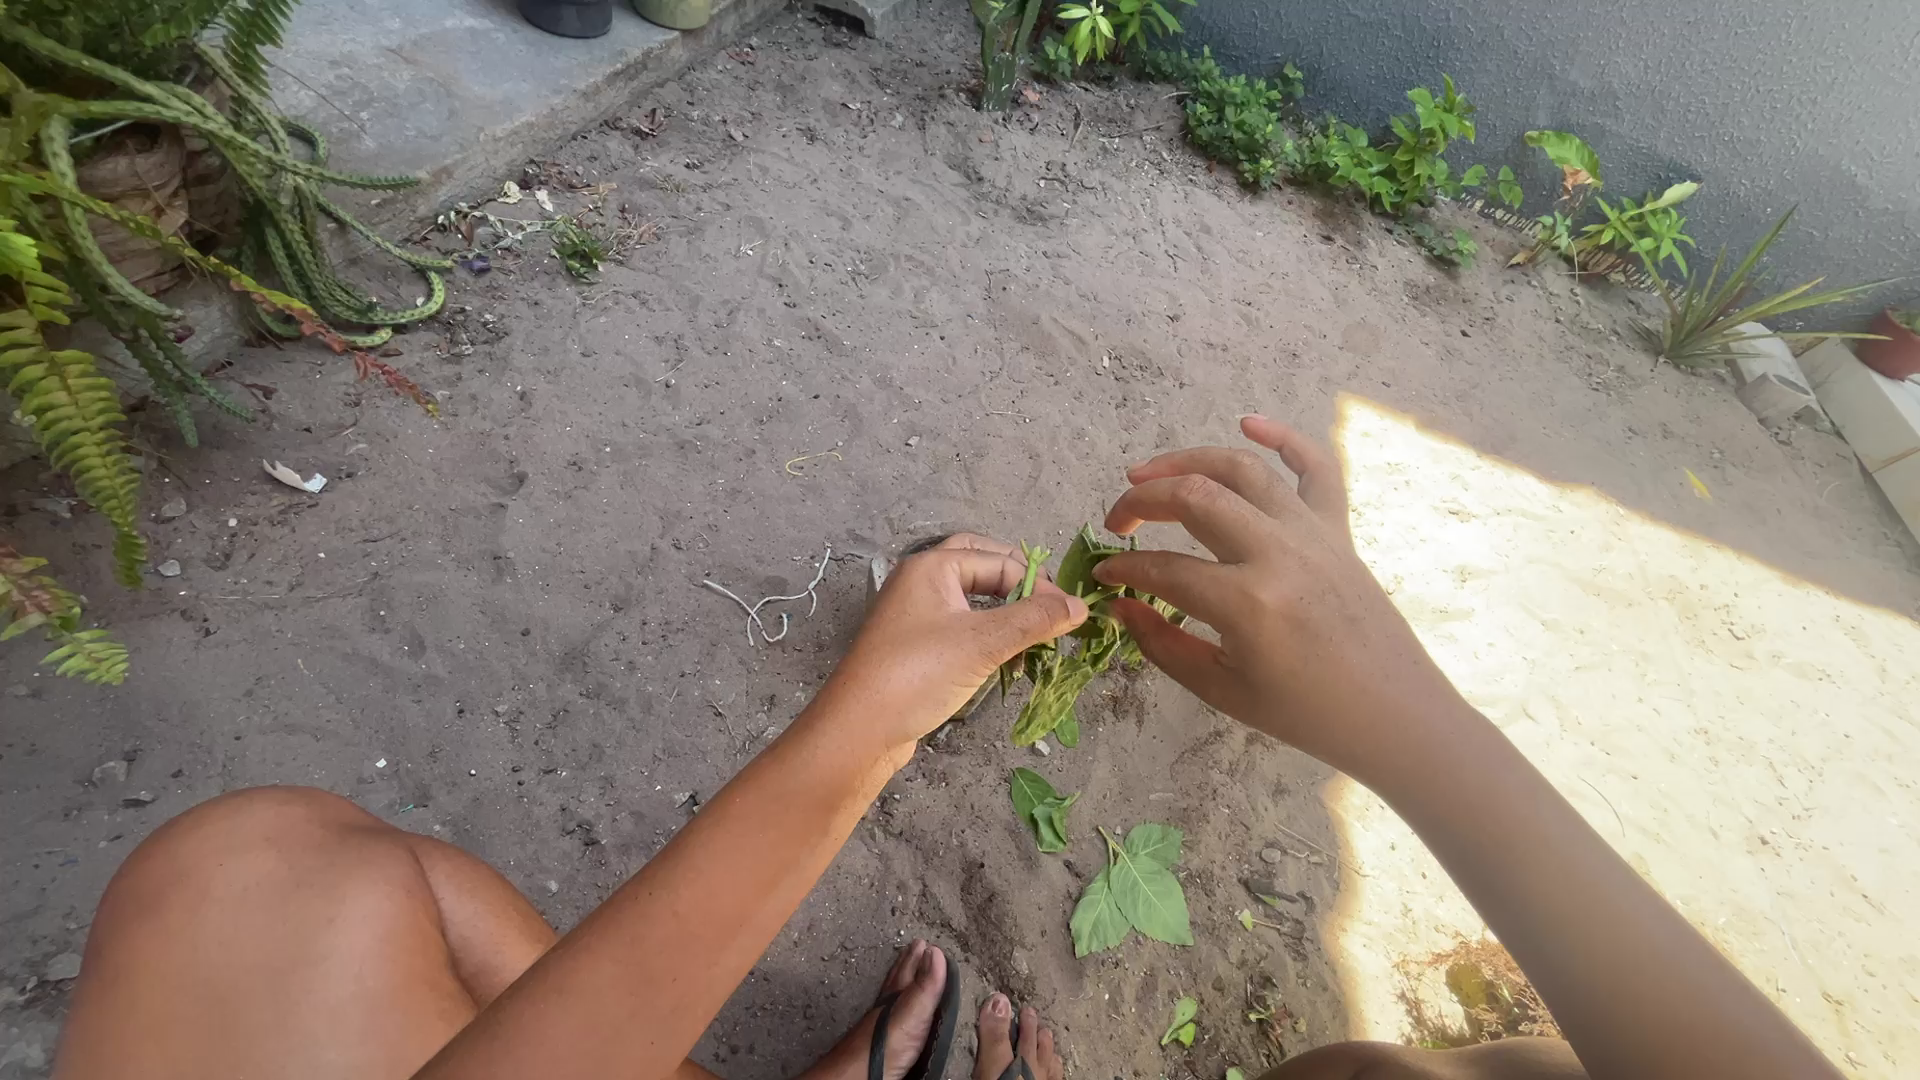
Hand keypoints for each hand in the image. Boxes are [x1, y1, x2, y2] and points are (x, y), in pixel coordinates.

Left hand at [815, 534, 1086, 761]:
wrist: (860, 729)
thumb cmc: (919, 673)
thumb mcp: (983, 642)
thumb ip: (1034, 620)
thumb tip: (1079, 606)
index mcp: (932, 566)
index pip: (999, 560)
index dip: (1037, 585)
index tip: (1069, 616)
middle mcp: (921, 581)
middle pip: (981, 568)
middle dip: (1018, 585)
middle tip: (1050, 609)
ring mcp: (915, 614)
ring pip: (971, 599)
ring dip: (1005, 612)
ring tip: (1034, 635)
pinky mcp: (916, 646)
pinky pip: (960, 626)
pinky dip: (988, 635)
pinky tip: (1006, 657)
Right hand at [1092, 416, 1474, 786]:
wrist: (1395, 716)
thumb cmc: (1305, 713)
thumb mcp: (1221, 689)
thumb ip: (1161, 644)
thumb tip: (1120, 605)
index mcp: (1246, 603)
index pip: (1162, 568)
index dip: (1122, 568)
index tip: (1103, 573)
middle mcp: (1277, 553)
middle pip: (1193, 497)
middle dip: (1141, 500)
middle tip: (1117, 519)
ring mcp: (1313, 533)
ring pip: (1241, 470)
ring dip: (1186, 461)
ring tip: (1147, 471)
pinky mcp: (1338, 529)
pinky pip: (1316, 467)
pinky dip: (1284, 436)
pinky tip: (1248, 423)